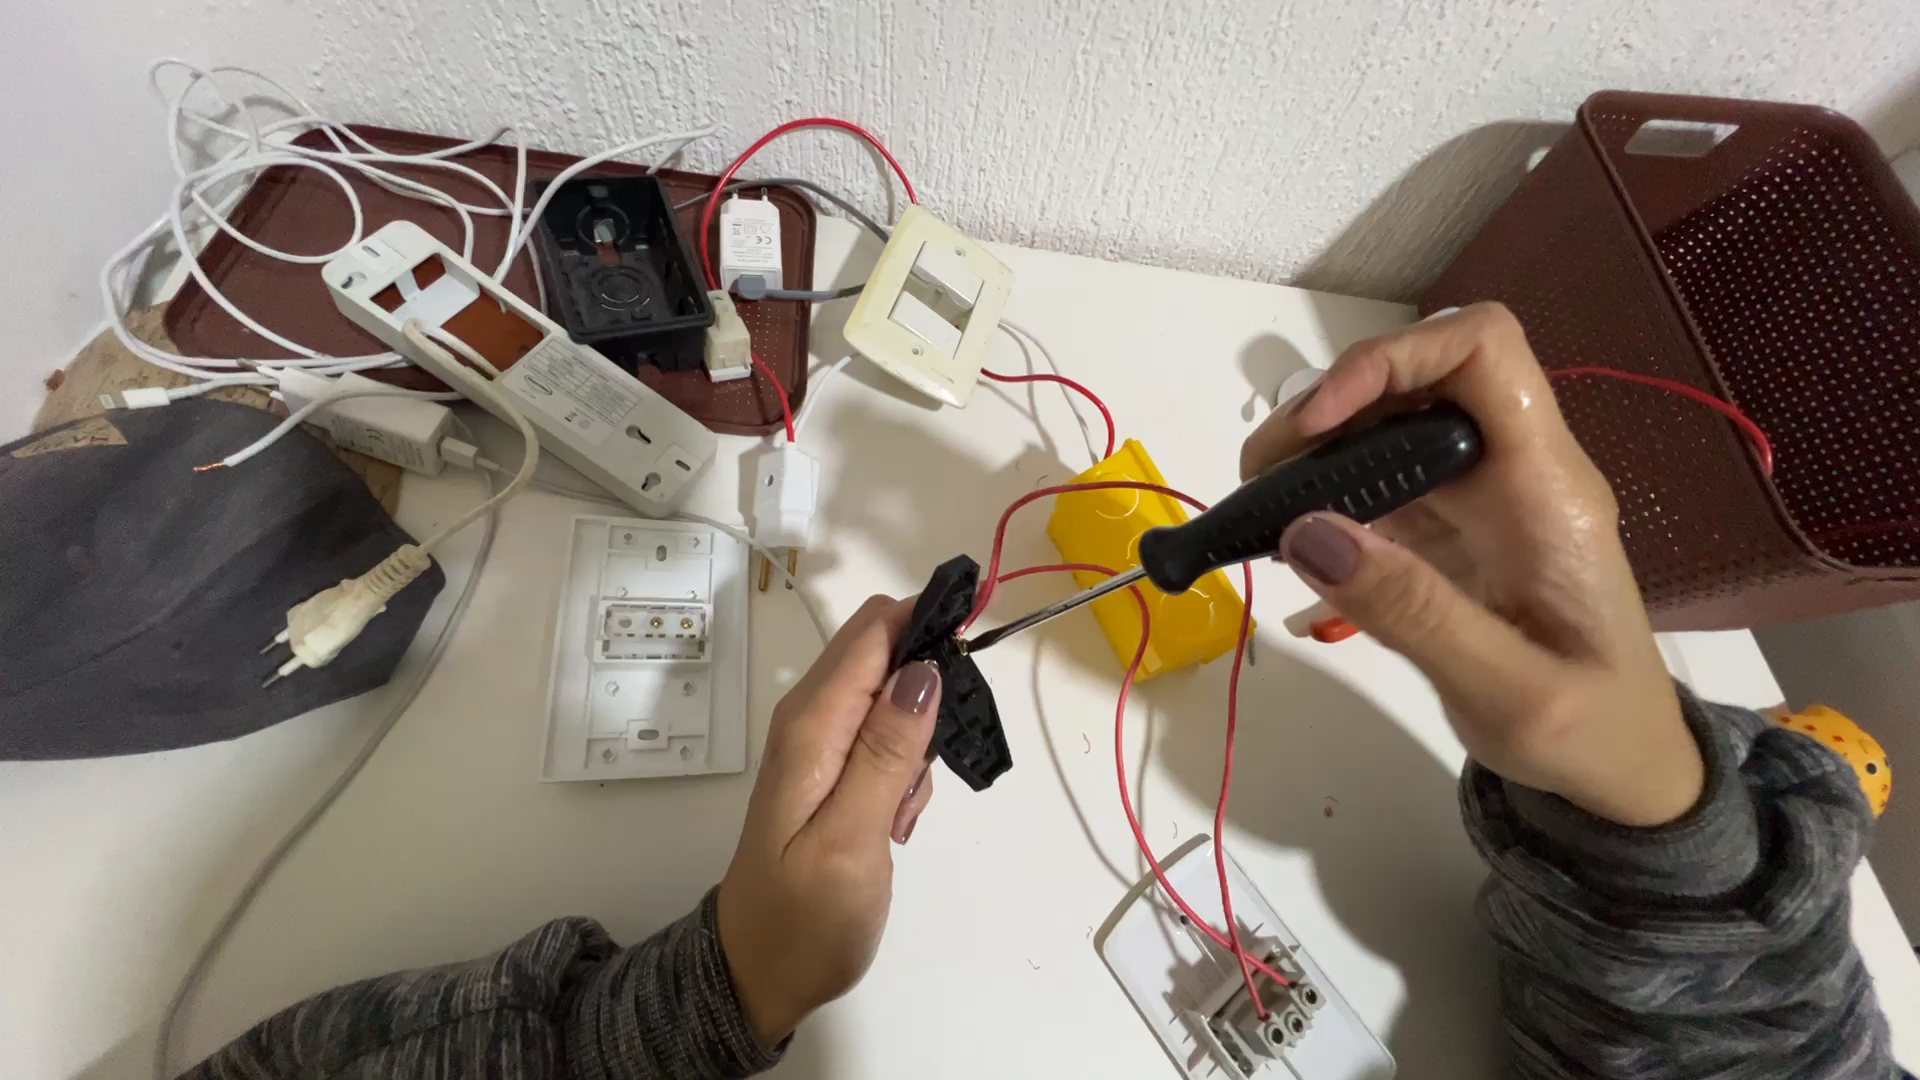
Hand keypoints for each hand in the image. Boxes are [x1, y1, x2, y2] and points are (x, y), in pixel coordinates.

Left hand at [717, 596, 940, 1046]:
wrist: (759, 970)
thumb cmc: (804, 916)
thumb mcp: (851, 838)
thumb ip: (887, 751)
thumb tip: (923, 669)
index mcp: (813, 722)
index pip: (873, 630)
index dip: (924, 620)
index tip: (968, 650)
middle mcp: (813, 715)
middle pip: (884, 649)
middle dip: (926, 686)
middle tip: (929, 758)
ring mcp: (823, 739)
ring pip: (895, 693)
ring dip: (919, 739)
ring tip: (902, 806)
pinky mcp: (835, 763)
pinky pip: (888, 733)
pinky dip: (906, 765)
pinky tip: (894, 817)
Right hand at [1241, 303, 1701, 826]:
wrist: (1616, 762)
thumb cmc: (1589, 730)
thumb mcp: (1510, 693)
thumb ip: (1411, 612)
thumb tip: (1305, 532)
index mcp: (1543, 485)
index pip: (1479, 350)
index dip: (1387, 362)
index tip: (1316, 425)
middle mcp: (1505, 467)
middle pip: (1407, 381)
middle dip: (1320, 411)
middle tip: (1258, 482)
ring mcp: (1467, 493)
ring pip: (1376, 424)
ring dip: (1306, 450)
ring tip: (1258, 509)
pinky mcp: (1436, 524)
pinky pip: (1366, 477)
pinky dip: (1313, 491)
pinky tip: (1283, 535)